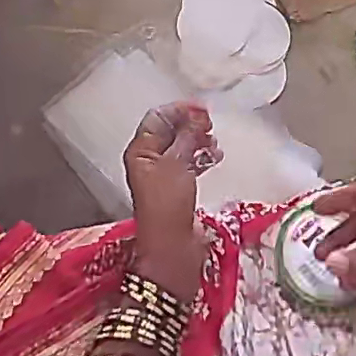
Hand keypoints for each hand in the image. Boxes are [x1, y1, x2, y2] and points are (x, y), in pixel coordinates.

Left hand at [123, 102, 218, 298]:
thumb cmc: (169, 203)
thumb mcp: (177, 164)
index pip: (158, 117)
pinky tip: (215, 157)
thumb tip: (196, 117)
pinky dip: (202, 156)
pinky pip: (190, 162)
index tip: (203, 109)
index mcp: (140, 151)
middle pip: (171, 130)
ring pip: (182, 146)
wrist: (173, 246)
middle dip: (191, 124)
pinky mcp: (177, 187)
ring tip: (214, 144)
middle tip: (210, 125)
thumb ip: (187, 136)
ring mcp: (163, 174)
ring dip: (199, 140)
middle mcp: (149, 159)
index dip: (180, 110)